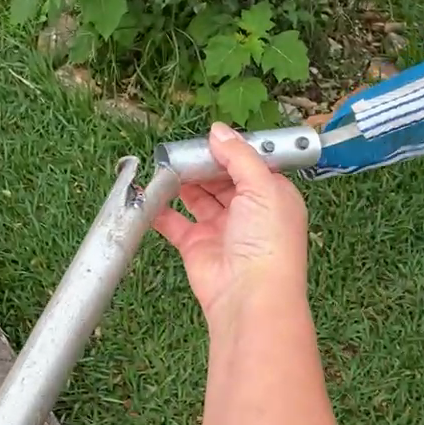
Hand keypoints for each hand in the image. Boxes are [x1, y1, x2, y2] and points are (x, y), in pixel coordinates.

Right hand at [152, 123, 309, 324]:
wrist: (249, 293)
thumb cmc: (268, 243)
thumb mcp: (262, 186)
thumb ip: (239, 156)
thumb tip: (218, 131)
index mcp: (272, 195)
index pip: (250, 164)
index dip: (231, 150)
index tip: (210, 137)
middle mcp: (248, 212)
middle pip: (221, 179)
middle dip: (203, 164)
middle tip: (182, 150)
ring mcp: (221, 228)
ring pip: (198, 197)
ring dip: (183, 182)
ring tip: (165, 165)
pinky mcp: (196, 245)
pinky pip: (175, 222)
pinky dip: (161, 209)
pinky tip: (151, 193)